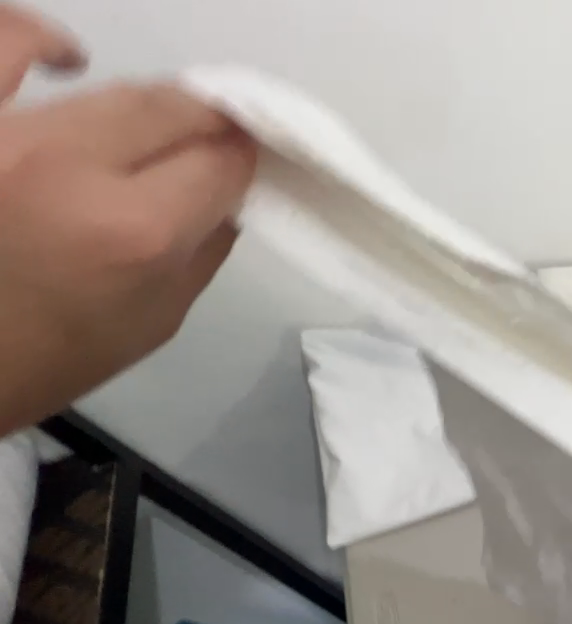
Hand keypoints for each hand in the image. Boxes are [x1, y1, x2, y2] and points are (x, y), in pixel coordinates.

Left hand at [0, 5, 254, 433]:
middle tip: (226, 129)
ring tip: (144, 100)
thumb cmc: (56, 350)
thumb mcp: (159, 311)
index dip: (249, 156)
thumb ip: (199, 244)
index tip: (262, 158)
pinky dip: (24, 38)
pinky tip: (53, 56)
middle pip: (164, 110)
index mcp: (135, 230)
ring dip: (139, 89)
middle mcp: (65, 167)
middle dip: (210, 116)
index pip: (220, 164)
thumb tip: (224, 193)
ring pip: (84, 73)